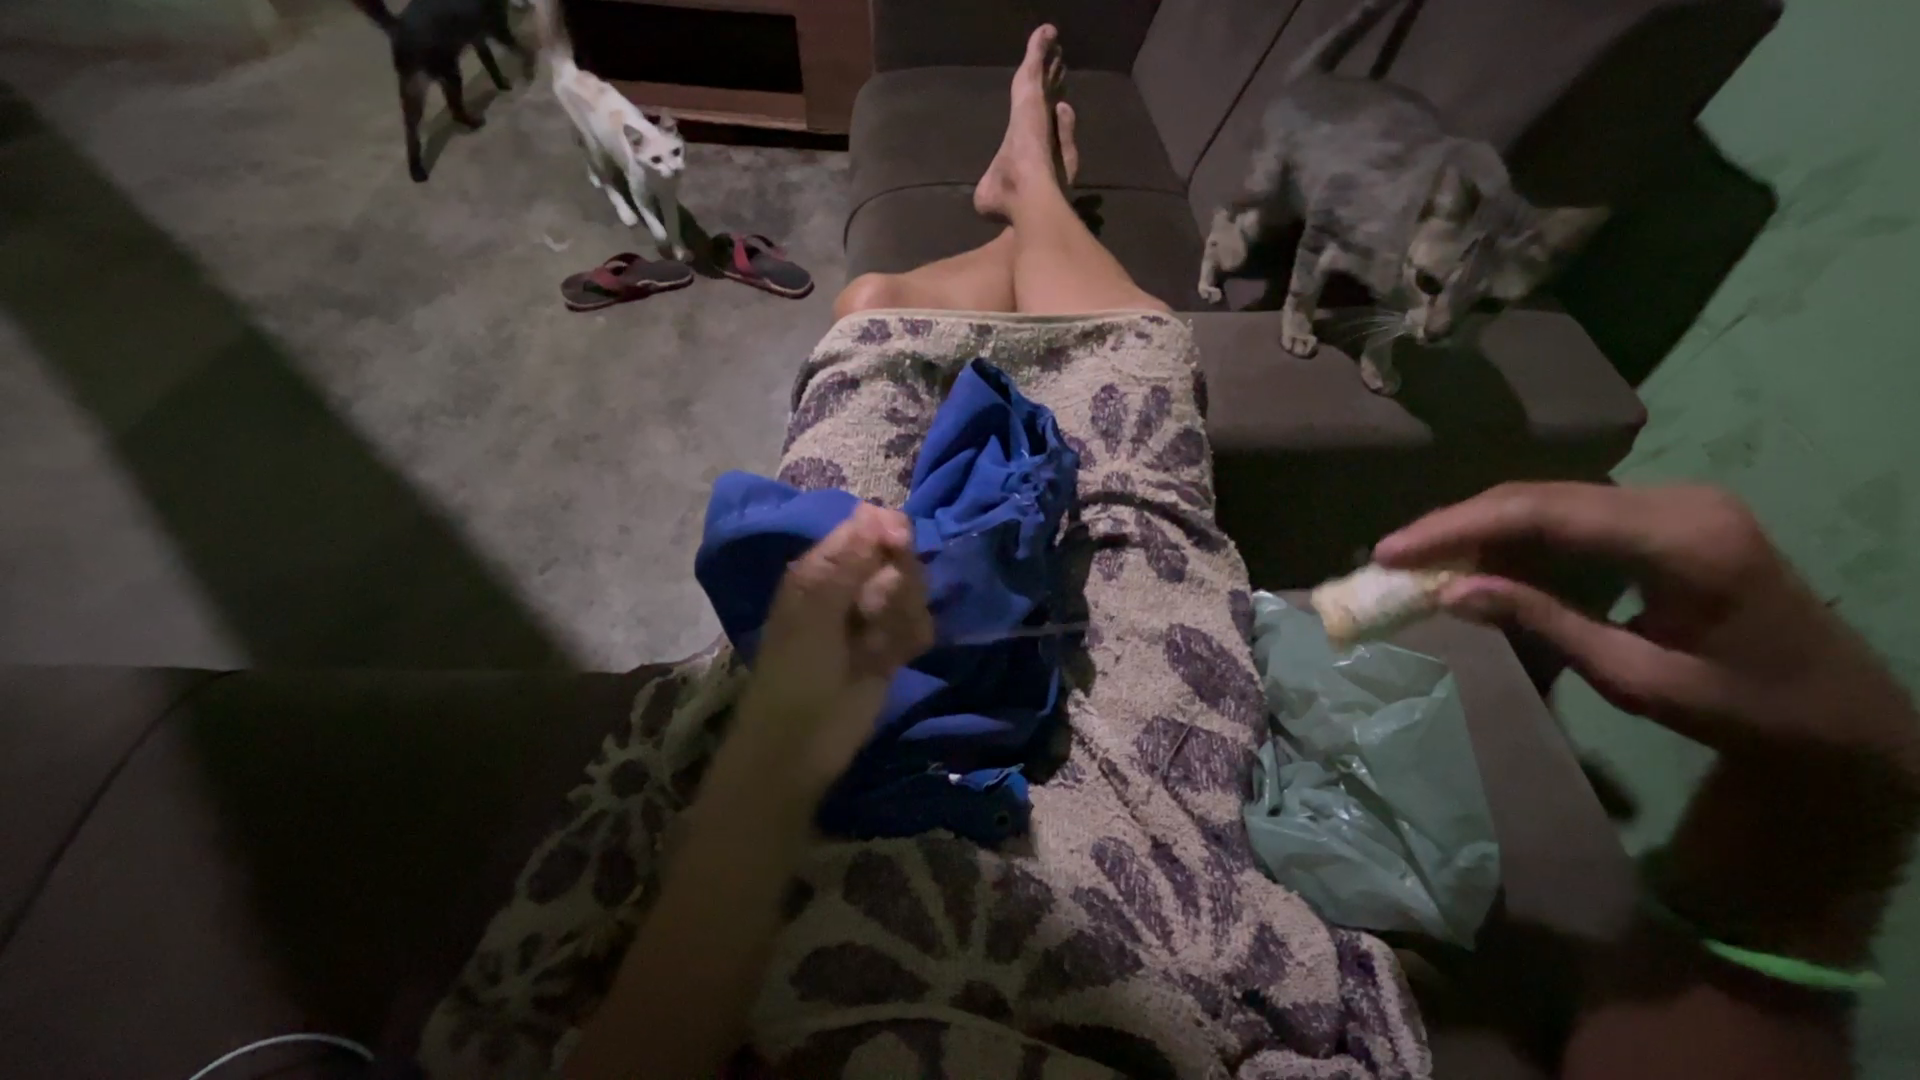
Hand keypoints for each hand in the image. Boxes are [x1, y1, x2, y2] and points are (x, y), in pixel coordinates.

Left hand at [735, 503, 933, 789]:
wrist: (800, 745)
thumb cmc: (795, 673)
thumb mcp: (815, 610)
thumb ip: (847, 561)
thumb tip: (876, 511)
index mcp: (822, 568)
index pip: (866, 528)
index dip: (888, 533)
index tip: (900, 545)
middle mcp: (850, 585)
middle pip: (899, 557)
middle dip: (898, 583)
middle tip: (877, 612)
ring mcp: (873, 617)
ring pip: (914, 592)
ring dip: (904, 616)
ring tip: (877, 647)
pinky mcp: (893, 647)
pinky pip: (919, 625)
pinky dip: (911, 639)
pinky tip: (893, 659)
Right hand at [1376, 483, 1919, 777]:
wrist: (1846, 715)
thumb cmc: (1748, 709)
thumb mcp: (1637, 678)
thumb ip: (1543, 623)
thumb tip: (1450, 592)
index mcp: (1683, 539)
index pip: (1542, 512)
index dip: (1456, 527)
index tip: (1392, 551)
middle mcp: (1678, 501)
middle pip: (1538, 496)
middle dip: (1457, 525)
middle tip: (1392, 556)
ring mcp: (1674, 503)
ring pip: (1548, 500)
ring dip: (1480, 528)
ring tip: (1420, 560)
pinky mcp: (1665, 516)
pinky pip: (1570, 514)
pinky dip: (1515, 536)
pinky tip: (1476, 559)